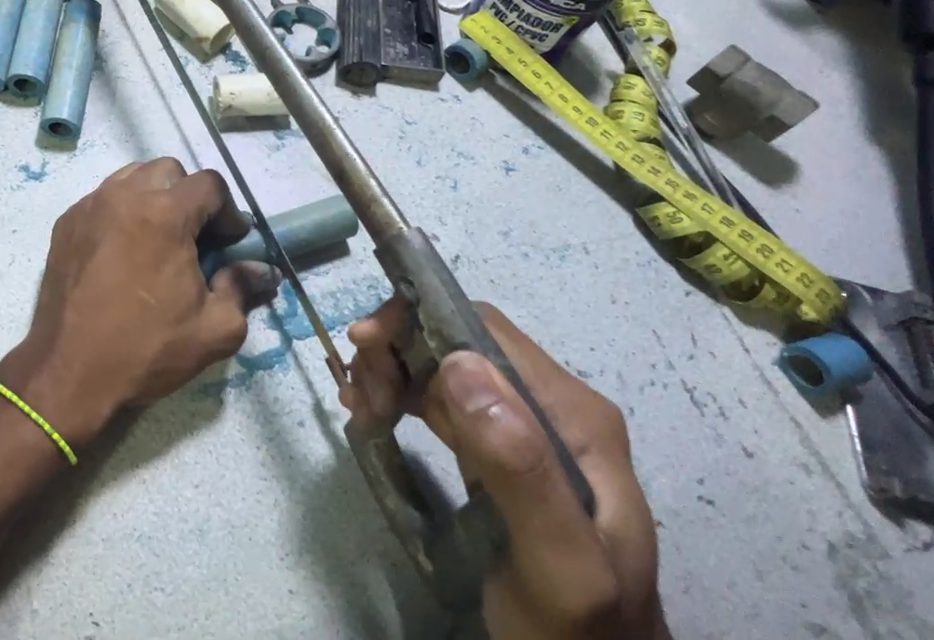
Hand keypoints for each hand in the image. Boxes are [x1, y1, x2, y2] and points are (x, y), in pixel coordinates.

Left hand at [0, 158, 273, 449]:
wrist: (69, 371)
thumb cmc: (146, 349)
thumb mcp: (215, 330)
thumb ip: (243, 289)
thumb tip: (260, 270)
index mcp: (164, 215)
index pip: (209, 184)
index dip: (228, 211)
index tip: (230, 244)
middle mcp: (123, 197)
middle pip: (168, 172)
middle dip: (189, 197)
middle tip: (195, 238)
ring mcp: (89, 207)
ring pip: (131, 178)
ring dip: (153, 198)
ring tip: (159, 240)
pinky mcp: (65, 224)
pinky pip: (102, 199)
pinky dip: (121, 212)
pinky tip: (123, 251)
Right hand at [340, 301, 667, 639]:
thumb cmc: (579, 629)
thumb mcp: (559, 565)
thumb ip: (520, 468)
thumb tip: (460, 366)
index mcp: (572, 415)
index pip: (483, 331)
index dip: (417, 324)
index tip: (364, 350)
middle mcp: (551, 406)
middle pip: (457, 343)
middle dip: (396, 352)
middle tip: (355, 396)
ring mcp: (525, 427)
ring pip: (443, 367)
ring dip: (392, 374)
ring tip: (359, 411)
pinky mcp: (499, 449)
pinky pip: (441, 400)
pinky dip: (400, 397)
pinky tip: (374, 417)